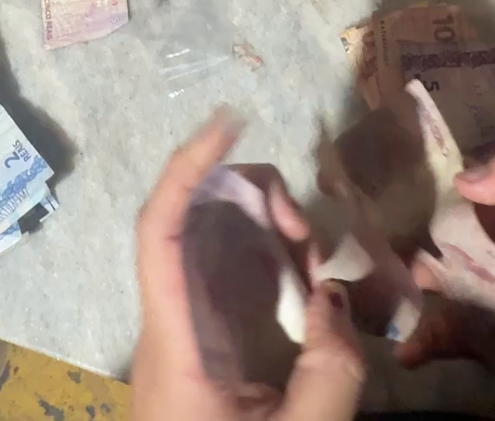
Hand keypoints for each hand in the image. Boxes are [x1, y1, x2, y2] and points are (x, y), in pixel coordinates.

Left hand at [133, 110, 365, 420]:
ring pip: (218, 236)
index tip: (228, 121)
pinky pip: (235, 268)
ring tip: (311, 254)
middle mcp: (173, 313)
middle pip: (194, 217)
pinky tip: (306, 279)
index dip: (188, 167)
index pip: (160, 229)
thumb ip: (328, 374)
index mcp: (173, 337)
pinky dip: (273, 257)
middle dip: (251, 196)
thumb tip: (334, 299)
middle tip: (304, 227)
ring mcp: (191, 319)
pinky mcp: (210, 332)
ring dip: (267, 226)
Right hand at [395, 146, 494, 420]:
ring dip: (395, 281)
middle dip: (392, 227)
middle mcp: (479, 242)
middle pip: (425, 226)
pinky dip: (415, 338)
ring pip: (420, 276)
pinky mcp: (470, 334)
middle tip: (355, 231)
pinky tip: (405, 347)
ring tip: (369, 286)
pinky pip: (433, 331)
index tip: (375, 164)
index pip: (453, 180)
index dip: (418, 172)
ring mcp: (471, 288)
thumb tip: (459, 178)